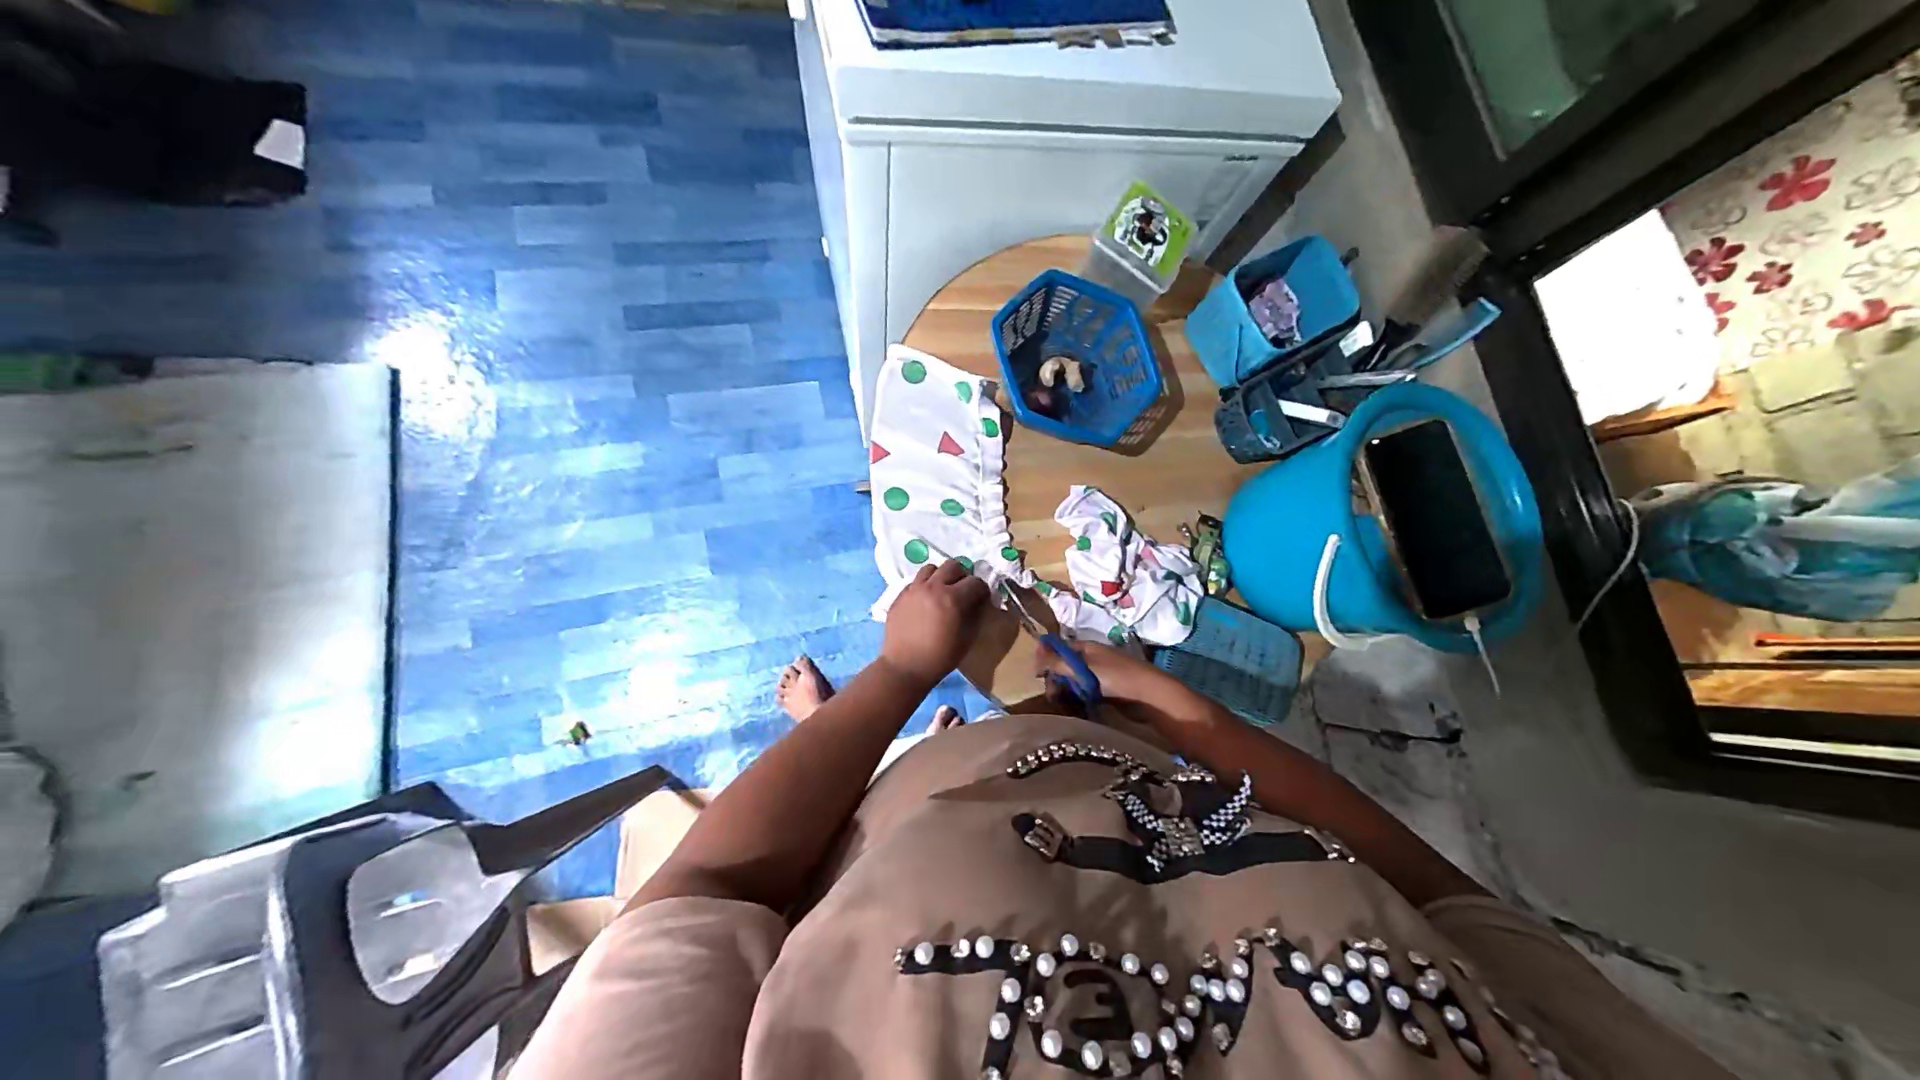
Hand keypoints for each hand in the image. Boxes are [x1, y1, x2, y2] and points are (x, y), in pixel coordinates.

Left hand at [880, 560, 990, 686]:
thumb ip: (976, 614)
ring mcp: (914, 589)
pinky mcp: (900, 595)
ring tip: (942, 591)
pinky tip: (926, 601)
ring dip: (941, 576)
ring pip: (931, 568)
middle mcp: (933, 587)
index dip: (982, 590)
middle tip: (963, 590)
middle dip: (963, 576)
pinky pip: (916, 581)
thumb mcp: (967, 638)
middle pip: (953, 565)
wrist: (905, 667)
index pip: (975, 582)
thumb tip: (979, 601)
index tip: (982, 598)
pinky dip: (925, 586)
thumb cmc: (941, 657)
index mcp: (953, 598)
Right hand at [1032, 639, 1179, 707]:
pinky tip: (1072, 707)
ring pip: (1072, 681)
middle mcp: (1091, 658)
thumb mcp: (1083, 668)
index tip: (1037, 674)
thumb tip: (1035, 657)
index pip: (1058, 648)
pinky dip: (1075, 698)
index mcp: (1086, 647)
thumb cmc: (1116, 677)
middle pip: (1064, 666)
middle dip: (1054, 679)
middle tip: (1051, 695)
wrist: (1149, 695)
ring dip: (1063, 691)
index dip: (1046, 658)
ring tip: (1059, 703)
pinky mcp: (1105, 692)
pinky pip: (1083, 693)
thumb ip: (1057, 663)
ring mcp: (1099, 675)